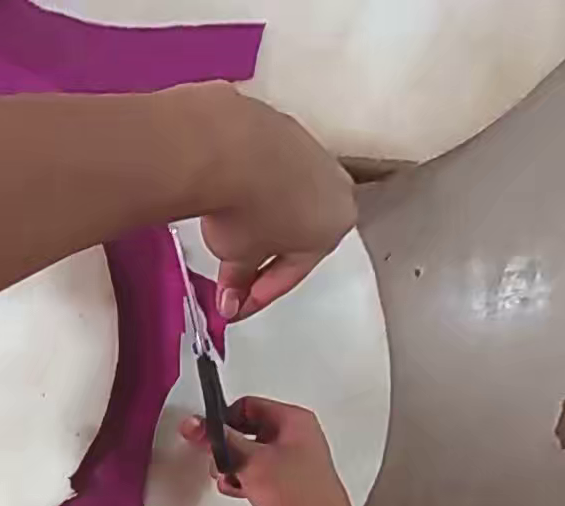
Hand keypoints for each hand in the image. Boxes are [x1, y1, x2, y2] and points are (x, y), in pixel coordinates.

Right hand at [179, 396, 359, 505]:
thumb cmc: (302, 496)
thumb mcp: (251, 461)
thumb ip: (219, 441)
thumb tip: (195, 424)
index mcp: (293, 421)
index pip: (246, 406)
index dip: (224, 420)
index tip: (210, 435)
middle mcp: (291, 436)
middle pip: (242, 429)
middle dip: (225, 447)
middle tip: (222, 459)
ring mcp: (285, 458)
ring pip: (243, 452)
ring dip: (230, 466)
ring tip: (233, 477)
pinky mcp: (277, 479)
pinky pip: (248, 470)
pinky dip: (239, 479)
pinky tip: (241, 488)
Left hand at [194, 90, 353, 321]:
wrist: (231, 152)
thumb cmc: (246, 212)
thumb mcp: (239, 259)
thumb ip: (239, 281)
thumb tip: (231, 300)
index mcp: (333, 229)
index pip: (290, 276)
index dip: (255, 298)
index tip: (231, 309)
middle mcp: (338, 192)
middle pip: (294, 241)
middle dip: (260, 266)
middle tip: (228, 284)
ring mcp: (318, 160)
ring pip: (286, 210)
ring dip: (259, 232)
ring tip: (226, 246)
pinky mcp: (292, 138)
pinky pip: (274, 182)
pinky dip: (255, 200)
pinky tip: (232, 207)